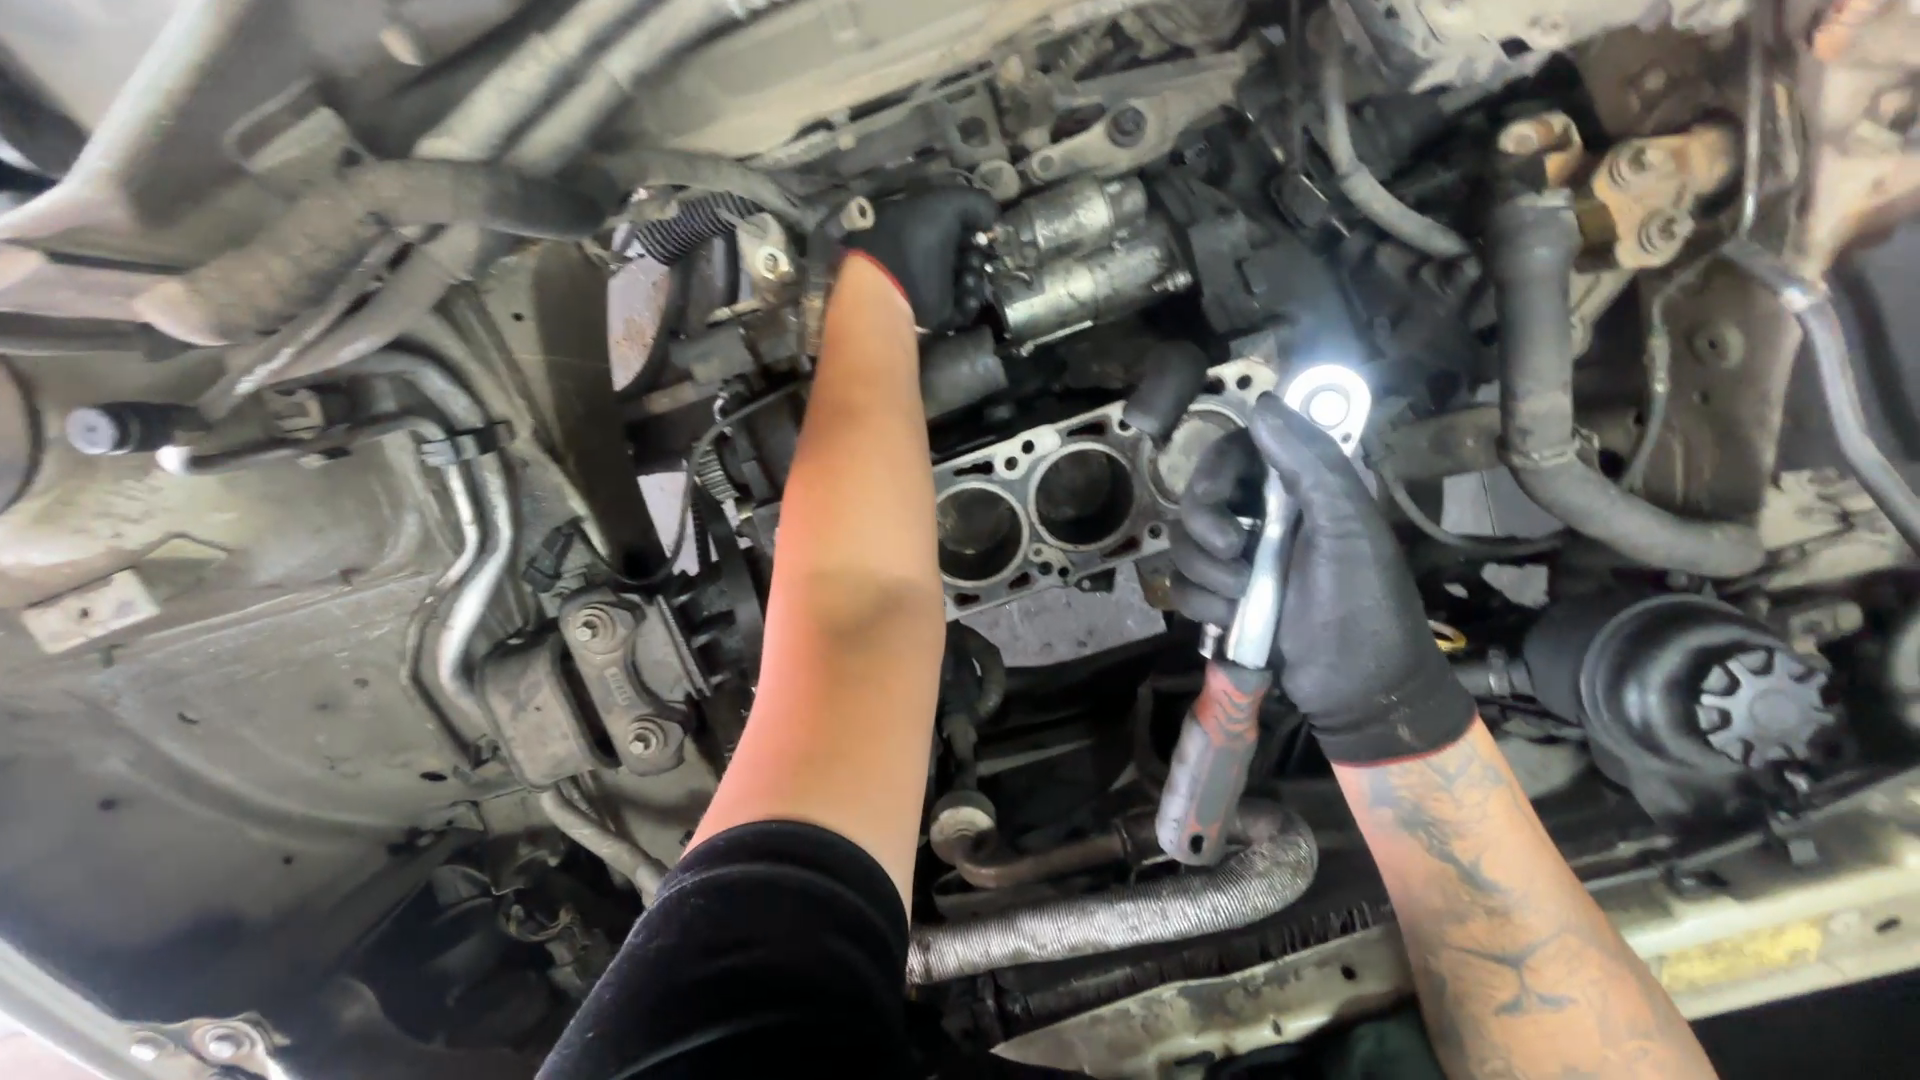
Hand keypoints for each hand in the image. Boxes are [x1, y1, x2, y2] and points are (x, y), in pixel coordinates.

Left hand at [843, 187, 998, 333]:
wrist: (895, 283)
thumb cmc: (917, 237)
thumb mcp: (948, 203)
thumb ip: (978, 204)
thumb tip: (994, 221)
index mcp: (925, 225)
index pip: (959, 224)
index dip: (976, 226)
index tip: (986, 230)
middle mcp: (929, 254)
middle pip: (967, 253)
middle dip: (977, 253)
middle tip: (974, 254)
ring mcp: (933, 285)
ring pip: (968, 280)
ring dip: (975, 276)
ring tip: (967, 275)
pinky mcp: (940, 312)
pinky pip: (965, 307)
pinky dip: (970, 299)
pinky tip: (966, 292)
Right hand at [1168, 395, 1474, 764]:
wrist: (1359, 687)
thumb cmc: (1364, 601)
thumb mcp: (1348, 524)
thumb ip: (1310, 460)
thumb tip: (1262, 402)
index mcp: (1297, 491)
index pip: (1235, 453)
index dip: (1215, 467)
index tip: (1219, 492)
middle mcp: (1261, 519)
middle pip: (1198, 498)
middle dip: (1206, 526)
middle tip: (1234, 551)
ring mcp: (1238, 563)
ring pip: (1184, 545)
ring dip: (1210, 574)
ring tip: (1247, 597)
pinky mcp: (1220, 601)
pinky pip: (1181, 587)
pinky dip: (1202, 603)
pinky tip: (1233, 618)